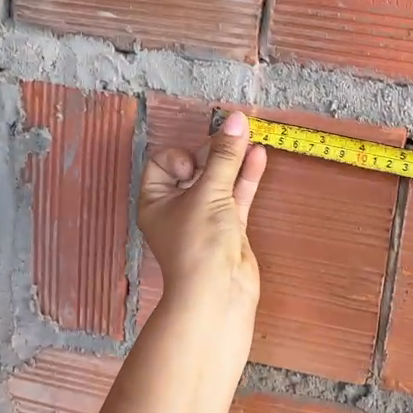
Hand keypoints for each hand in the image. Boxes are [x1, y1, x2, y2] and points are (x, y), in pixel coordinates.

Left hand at [139, 110, 267, 319]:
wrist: (218, 293)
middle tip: (231, 138)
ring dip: (233, 161)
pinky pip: (236, 196)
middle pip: (195, 168)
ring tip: (250, 135)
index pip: (162, 163)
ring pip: (218, 181)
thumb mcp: (209, 192)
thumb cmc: (199, 244)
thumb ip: (225, 155)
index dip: (181, 156)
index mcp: (155, 201)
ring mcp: (204, 219)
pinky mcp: (229, 228)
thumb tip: (235, 120)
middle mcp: (176, 208)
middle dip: (213, 152)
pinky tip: (258, 156)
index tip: (197, 164)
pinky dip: (245, 178)